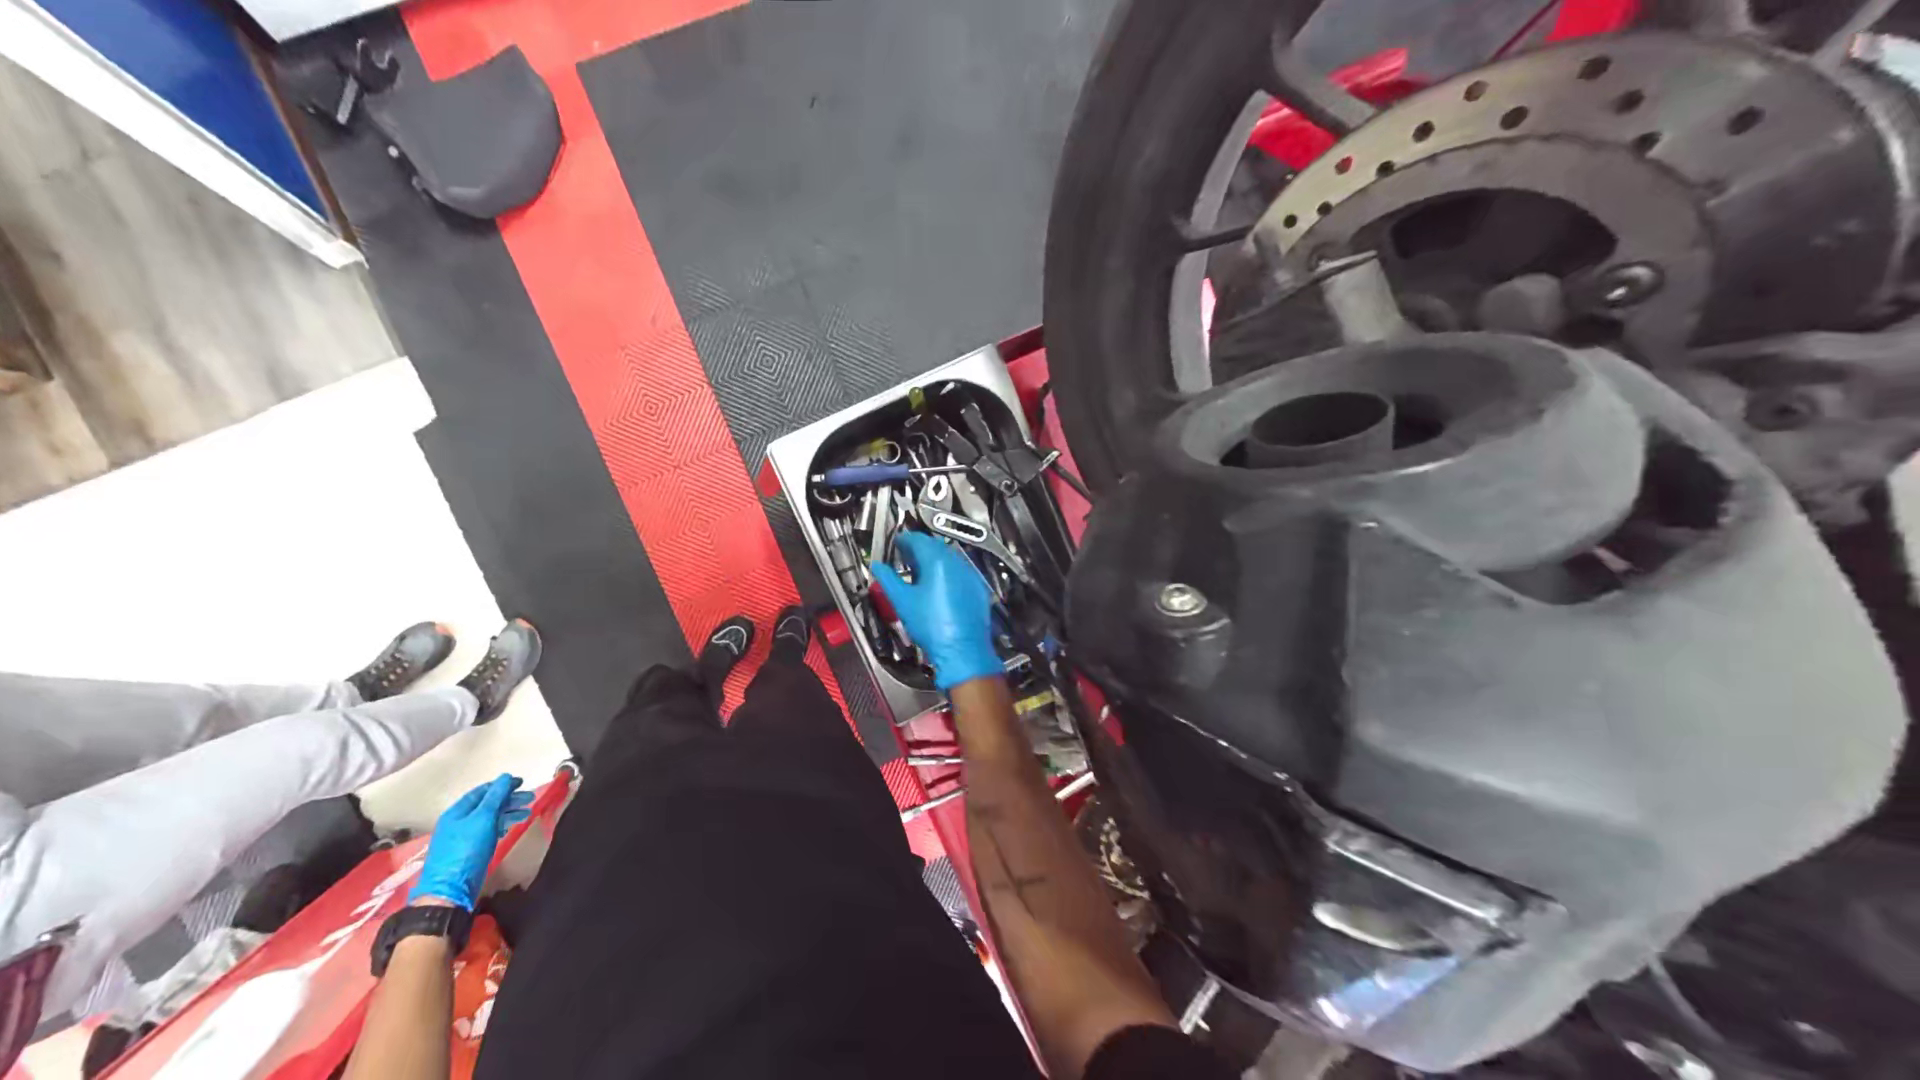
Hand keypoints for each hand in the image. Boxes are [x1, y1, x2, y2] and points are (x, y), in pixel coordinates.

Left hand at [408, 773, 532, 909]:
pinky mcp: (470, 849)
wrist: (450, 888)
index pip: (482, 791)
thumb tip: (505, 777)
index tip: (522, 782)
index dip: (502, 785)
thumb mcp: (483, 819)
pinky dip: (502, 824)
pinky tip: (512, 826)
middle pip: (487, 804)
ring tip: (527, 812)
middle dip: (509, 799)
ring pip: (489, 817)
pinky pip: (488, 830)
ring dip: (508, 812)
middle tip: (529, 798)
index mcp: (458, 811)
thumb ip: (495, 797)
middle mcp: (459, 821)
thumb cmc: (467, 849)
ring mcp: (464, 836)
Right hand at [872, 531, 1001, 691]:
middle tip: (904, 558)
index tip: (897, 544)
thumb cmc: (934, 628)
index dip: (904, 540)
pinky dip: (947, 575)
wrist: (962, 651)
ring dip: (933, 562)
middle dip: (918, 550)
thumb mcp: (903, 602)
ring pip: (949, 560)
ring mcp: (970, 576)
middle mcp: (957, 564)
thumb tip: (878, 568)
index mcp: (938, 562)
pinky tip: (937, 589)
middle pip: (935, 547)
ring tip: (918, 575)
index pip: (919, 540)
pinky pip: (960, 574)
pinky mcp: (978, 590)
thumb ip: (888, 580)